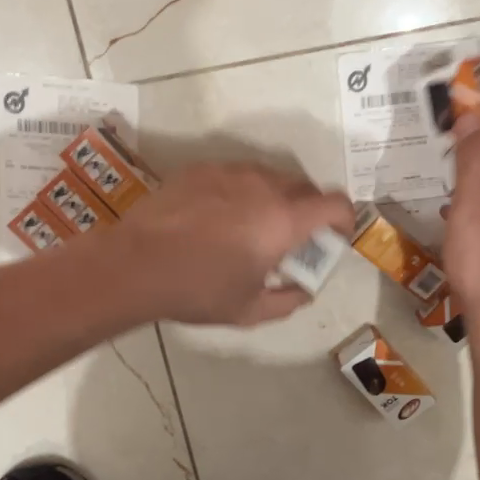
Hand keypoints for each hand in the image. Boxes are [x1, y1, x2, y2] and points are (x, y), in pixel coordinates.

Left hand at [113, 161, 355, 326]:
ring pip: (270, 176)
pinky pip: (236, 174)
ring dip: (276, 197)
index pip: (336, 203)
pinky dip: (242, 191)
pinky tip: (220, 217)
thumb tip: (303, 291)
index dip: (345, 218)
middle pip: (305, 186)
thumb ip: (288, 300)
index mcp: (284, 220)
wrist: (134, 264)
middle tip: (295, 238)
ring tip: (255, 226)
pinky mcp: (200, 169)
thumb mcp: (249, 310)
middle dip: (310, 210)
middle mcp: (264, 186)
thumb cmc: (197, 290)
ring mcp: (230, 171)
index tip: (336, 236)